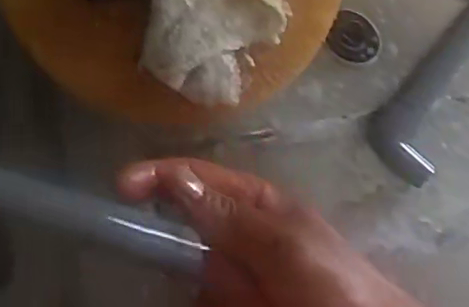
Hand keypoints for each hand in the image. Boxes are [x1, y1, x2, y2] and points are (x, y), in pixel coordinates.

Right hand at [118, 159, 420, 306]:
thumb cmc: (347, 295)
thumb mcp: (291, 250)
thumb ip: (233, 216)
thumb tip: (175, 177)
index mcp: (256, 206)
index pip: (196, 178)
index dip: (157, 175)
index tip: (121, 187)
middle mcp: (243, 240)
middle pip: (185, 229)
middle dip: (163, 241)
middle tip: (156, 256)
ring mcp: (243, 282)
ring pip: (191, 273)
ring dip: (183, 281)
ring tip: (233, 293)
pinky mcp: (238, 305)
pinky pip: (204, 298)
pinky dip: (198, 297)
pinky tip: (207, 298)